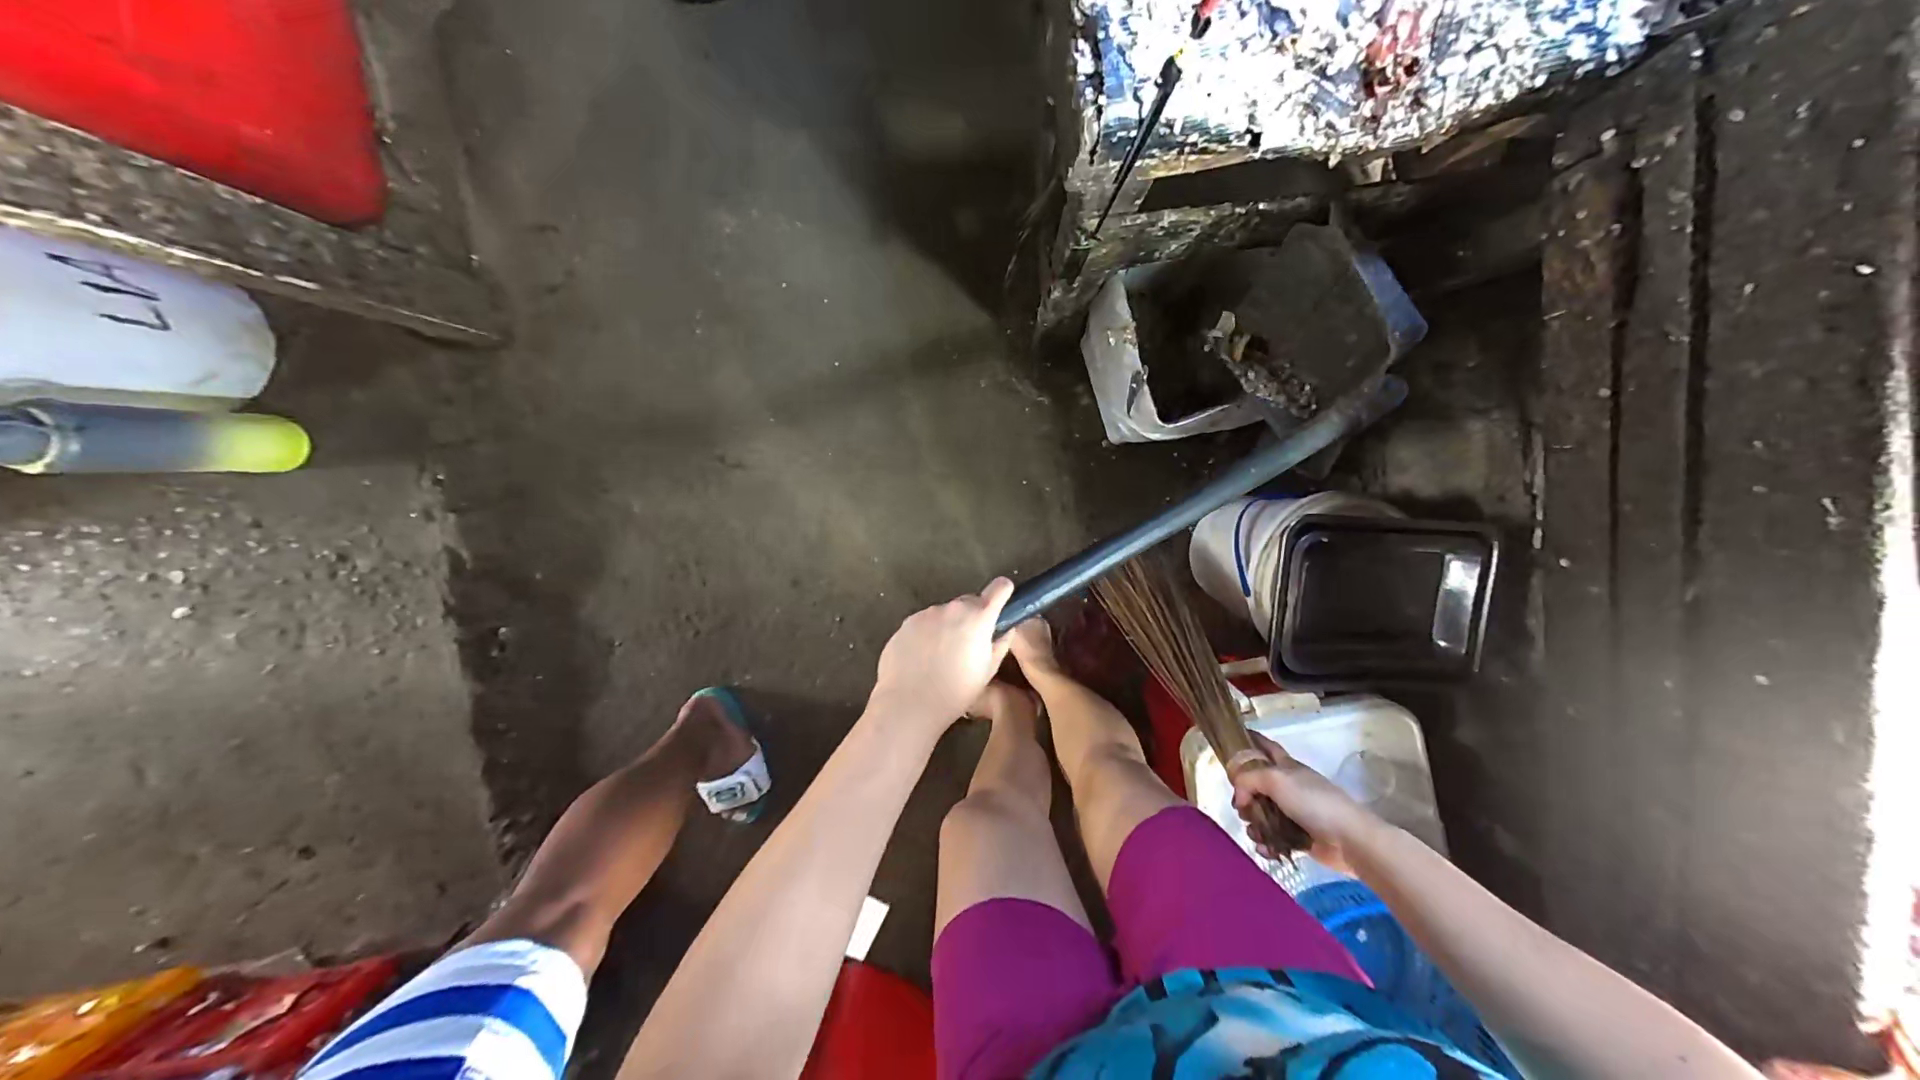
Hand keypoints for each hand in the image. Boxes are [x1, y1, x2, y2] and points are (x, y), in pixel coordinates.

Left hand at [870, 578, 1015, 731]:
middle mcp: (951, 608)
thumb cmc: (956, 691)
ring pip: (944, 614)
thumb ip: (1000, 643)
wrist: (909, 704)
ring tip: (941, 657)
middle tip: (968, 645)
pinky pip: (923, 623)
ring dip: (947, 626)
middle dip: (972, 617)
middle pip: (968, 602)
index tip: (1001, 604)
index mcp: (977, 617)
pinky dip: (926, 634)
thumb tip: (1006, 629)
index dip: (1003, 593)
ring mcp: (925, 614)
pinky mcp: (905, 623)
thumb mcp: (988, 671)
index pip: (999, 587)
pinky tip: (922, 659)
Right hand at [1231, 731, 1386, 872]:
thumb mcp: (1276, 779)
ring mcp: (1293, 813)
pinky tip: (1265, 849)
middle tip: (1242, 807)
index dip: (1249, 742)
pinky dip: (1266, 845)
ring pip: (1261, 814)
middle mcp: (1288, 787)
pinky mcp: (1298, 837)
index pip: (1264, 747)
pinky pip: (1272, 839)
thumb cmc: (1313, 802)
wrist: (1348, 839)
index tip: (1229, 745)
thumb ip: (1248, 779)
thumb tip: (1239, 797)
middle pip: (1256, 786)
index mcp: (1286, 767)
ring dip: (1253, 826)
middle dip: (1244, 797)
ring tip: (1256, 834)